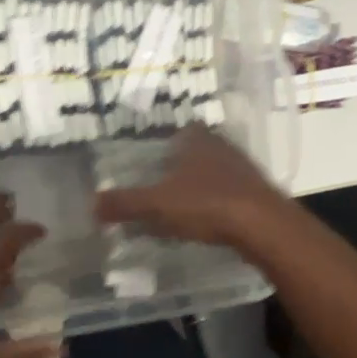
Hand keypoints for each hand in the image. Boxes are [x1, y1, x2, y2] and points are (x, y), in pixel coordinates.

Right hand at [94, 126, 289, 247]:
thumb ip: (125, 204)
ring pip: (215, 174)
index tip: (153, 161)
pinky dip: (216, 206)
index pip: (181, 131)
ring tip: (181, 209)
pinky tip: (207, 224)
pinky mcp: (258, 195)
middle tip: (162, 186)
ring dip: (200, 188)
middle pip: (198, 152)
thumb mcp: (156, 205)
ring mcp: (244, 171)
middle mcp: (223, 147)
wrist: (264, 227)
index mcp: (198, 140)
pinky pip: (230, 196)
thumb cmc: (206, 204)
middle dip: (182, 167)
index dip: (167, 143)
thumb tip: (93, 204)